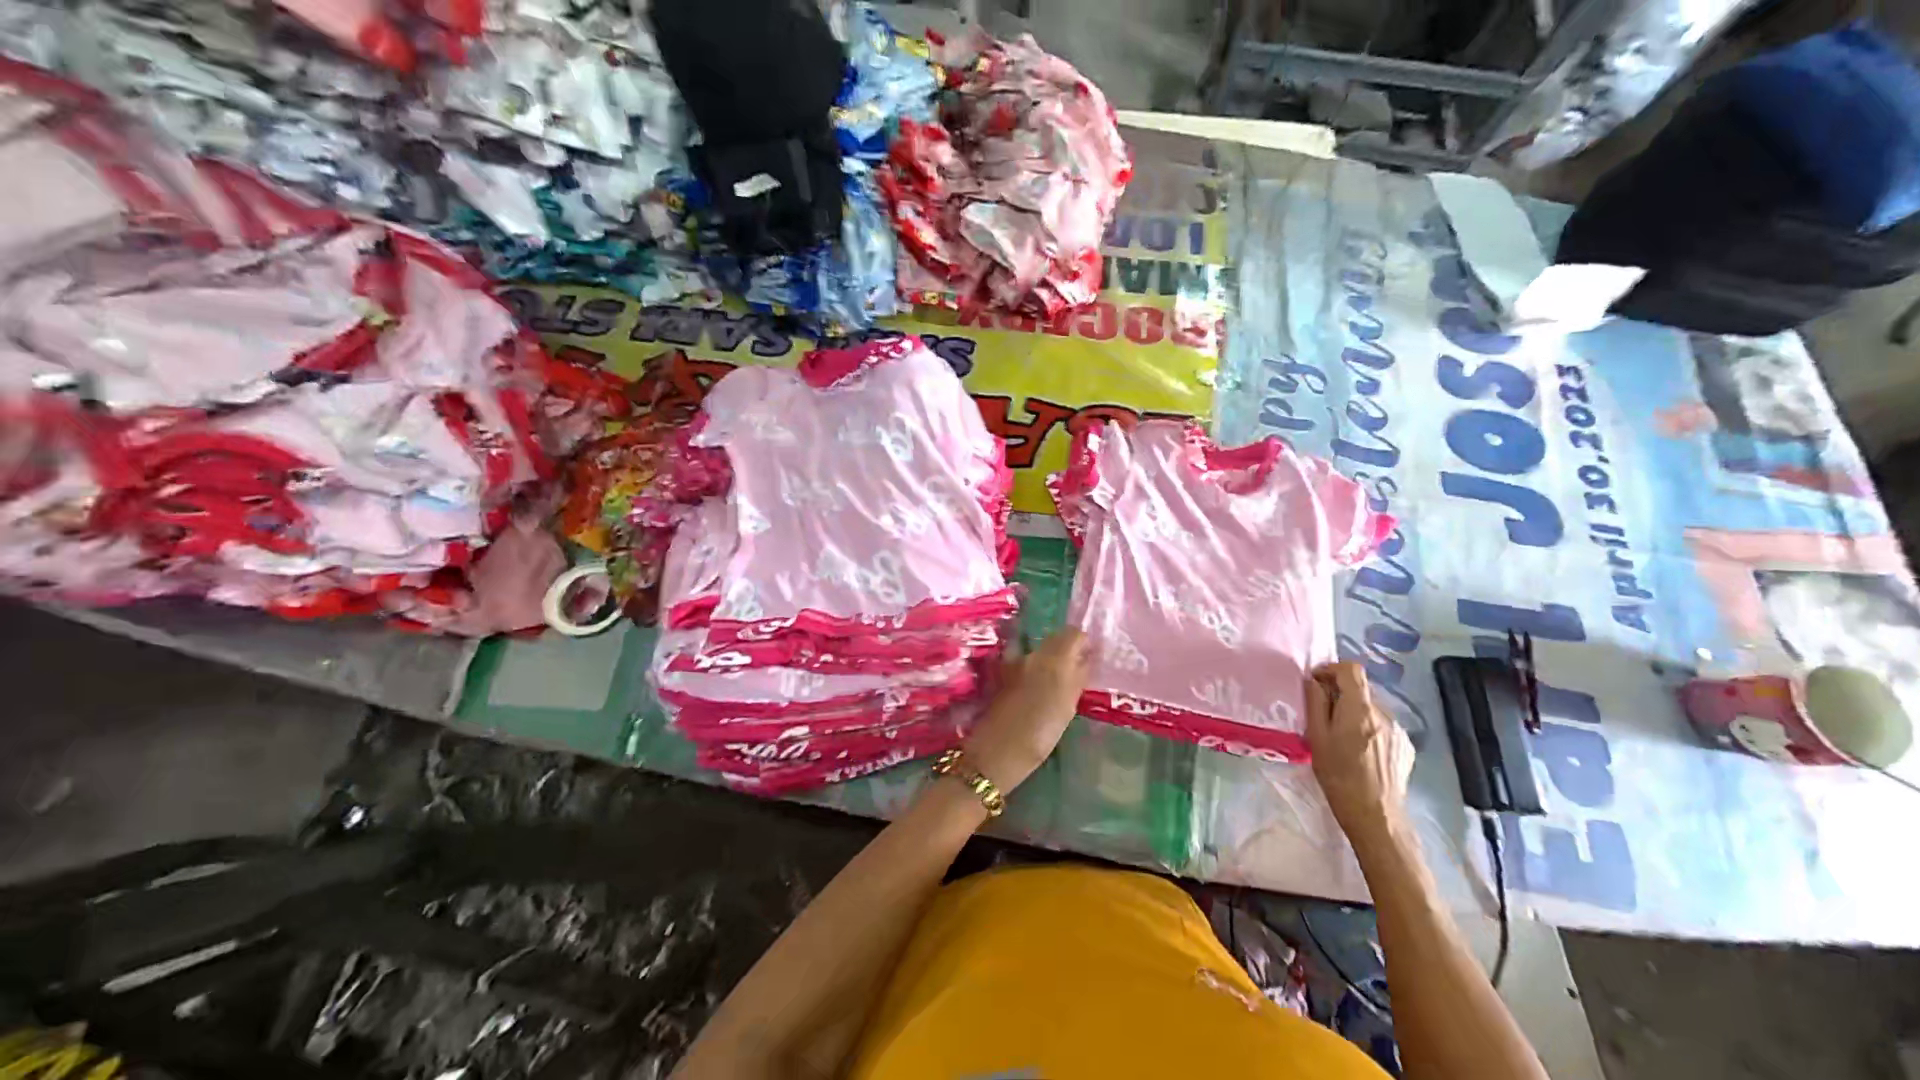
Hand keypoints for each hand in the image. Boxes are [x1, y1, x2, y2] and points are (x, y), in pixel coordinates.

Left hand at [962, 629, 1091, 791]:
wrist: (998, 751)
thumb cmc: (1040, 732)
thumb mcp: (1068, 706)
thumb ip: (1078, 677)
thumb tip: (1087, 657)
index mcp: (1053, 658)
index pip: (1073, 633)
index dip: (1083, 644)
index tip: (1090, 661)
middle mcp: (1031, 654)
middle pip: (1054, 639)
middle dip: (1067, 651)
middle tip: (1077, 674)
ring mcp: (1014, 663)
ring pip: (1039, 652)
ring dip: (1050, 662)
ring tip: (1058, 686)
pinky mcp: (1002, 676)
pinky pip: (1026, 665)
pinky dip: (1036, 672)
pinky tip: (1039, 693)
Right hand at [1306, 662, 1414, 841]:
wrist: (1376, 814)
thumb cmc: (1338, 775)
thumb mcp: (1317, 738)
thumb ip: (1315, 704)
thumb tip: (1314, 681)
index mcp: (1359, 708)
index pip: (1351, 670)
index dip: (1332, 669)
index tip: (1317, 682)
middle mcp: (1383, 713)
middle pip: (1360, 691)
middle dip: (1340, 696)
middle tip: (1323, 716)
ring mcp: (1398, 730)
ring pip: (1370, 710)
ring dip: (1354, 715)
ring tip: (1342, 739)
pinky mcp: (1405, 746)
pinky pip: (1382, 727)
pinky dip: (1368, 730)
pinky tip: (1360, 753)